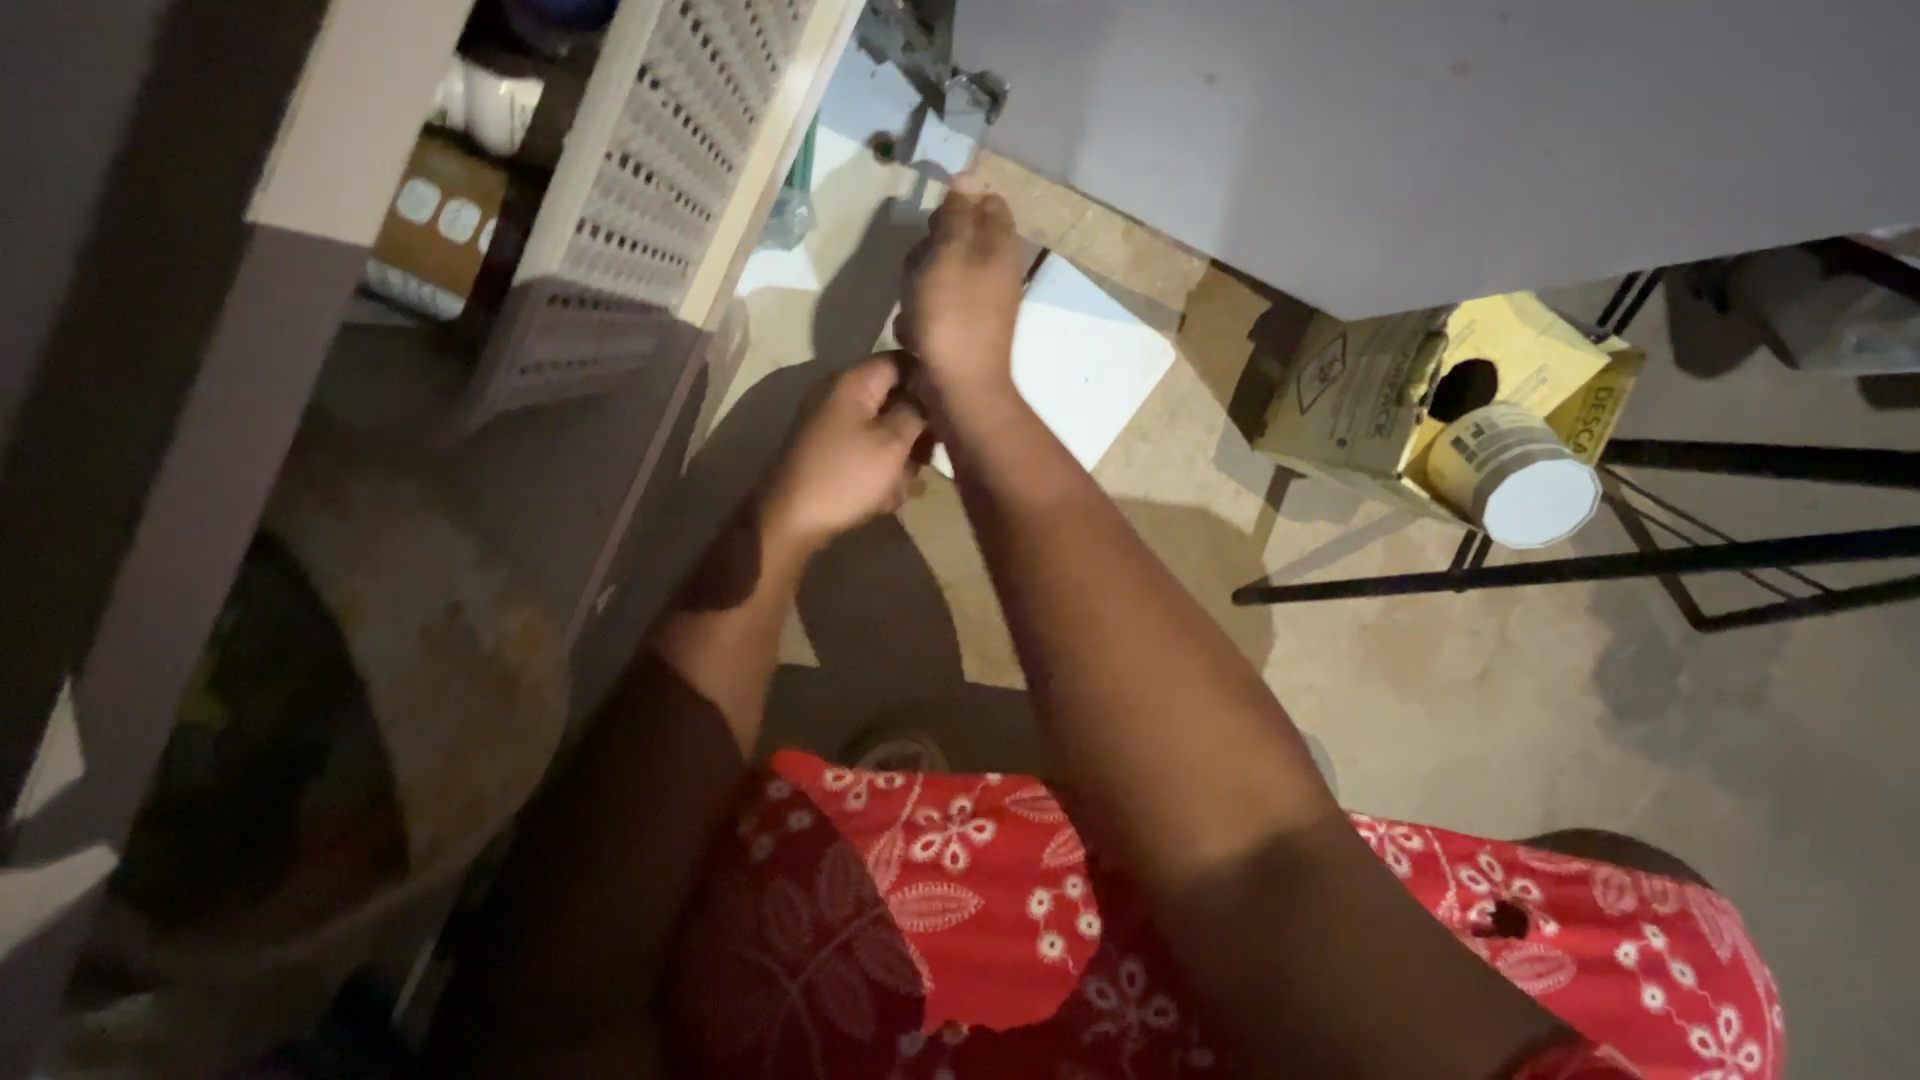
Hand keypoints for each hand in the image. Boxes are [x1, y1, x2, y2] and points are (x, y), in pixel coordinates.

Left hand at [761, 354, 927, 553]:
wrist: (790, 521)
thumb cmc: (846, 477)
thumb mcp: (892, 442)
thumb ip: (917, 410)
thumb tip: (929, 392)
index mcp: (853, 382)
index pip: (902, 361)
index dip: (929, 381)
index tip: (950, 410)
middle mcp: (839, 395)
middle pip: (894, 399)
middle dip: (916, 430)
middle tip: (928, 458)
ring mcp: (831, 425)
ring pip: (883, 430)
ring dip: (900, 458)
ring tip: (902, 487)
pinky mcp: (828, 452)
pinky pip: (865, 452)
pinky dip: (879, 472)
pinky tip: (884, 498)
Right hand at [896, 175, 1026, 404]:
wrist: (961, 387)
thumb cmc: (952, 316)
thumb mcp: (949, 251)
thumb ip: (958, 213)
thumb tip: (968, 178)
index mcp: (1001, 246)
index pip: (987, 203)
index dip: (957, 205)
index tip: (932, 223)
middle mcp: (997, 270)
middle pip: (958, 238)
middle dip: (929, 249)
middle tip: (918, 268)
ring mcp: (982, 303)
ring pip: (941, 273)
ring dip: (919, 284)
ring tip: (912, 304)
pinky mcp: (965, 329)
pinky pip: (937, 308)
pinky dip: (922, 315)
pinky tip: (914, 330)